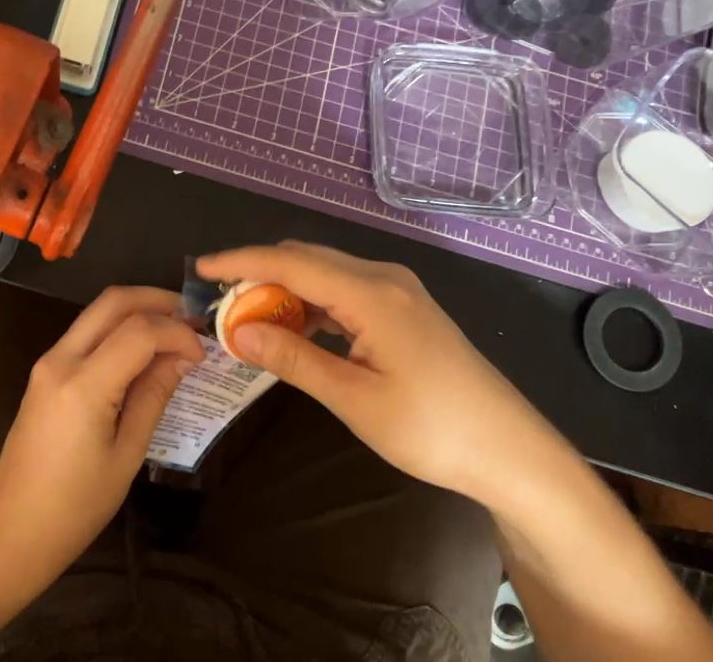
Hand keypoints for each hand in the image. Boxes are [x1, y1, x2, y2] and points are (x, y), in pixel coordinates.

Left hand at [0, 287, 204, 572]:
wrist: (14, 526)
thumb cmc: (76, 505)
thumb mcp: (126, 454)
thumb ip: (153, 397)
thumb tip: (182, 357)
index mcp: (82, 384)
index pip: (138, 331)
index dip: (177, 332)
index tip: (203, 353)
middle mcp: (60, 359)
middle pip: (112, 301)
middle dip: (157, 300)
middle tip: (193, 318)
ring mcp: (47, 362)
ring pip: (96, 313)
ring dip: (137, 312)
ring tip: (175, 333)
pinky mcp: (44, 372)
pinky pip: (85, 334)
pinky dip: (118, 331)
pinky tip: (144, 353)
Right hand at [197, 242, 560, 501]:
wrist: (513, 453)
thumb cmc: (432, 429)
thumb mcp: (354, 398)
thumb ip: (292, 358)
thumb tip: (236, 331)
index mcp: (372, 293)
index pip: (290, 262)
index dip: (240, 262)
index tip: (199, 271)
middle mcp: (384, 278)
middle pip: (306, 258)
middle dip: (257, 274)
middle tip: (219, 305)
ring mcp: (398, 292)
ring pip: (324, 272)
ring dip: (284, 290)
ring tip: (248, 320)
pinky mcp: (405, 310)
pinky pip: (344, 290)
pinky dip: (310, 303)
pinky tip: (294, 329)